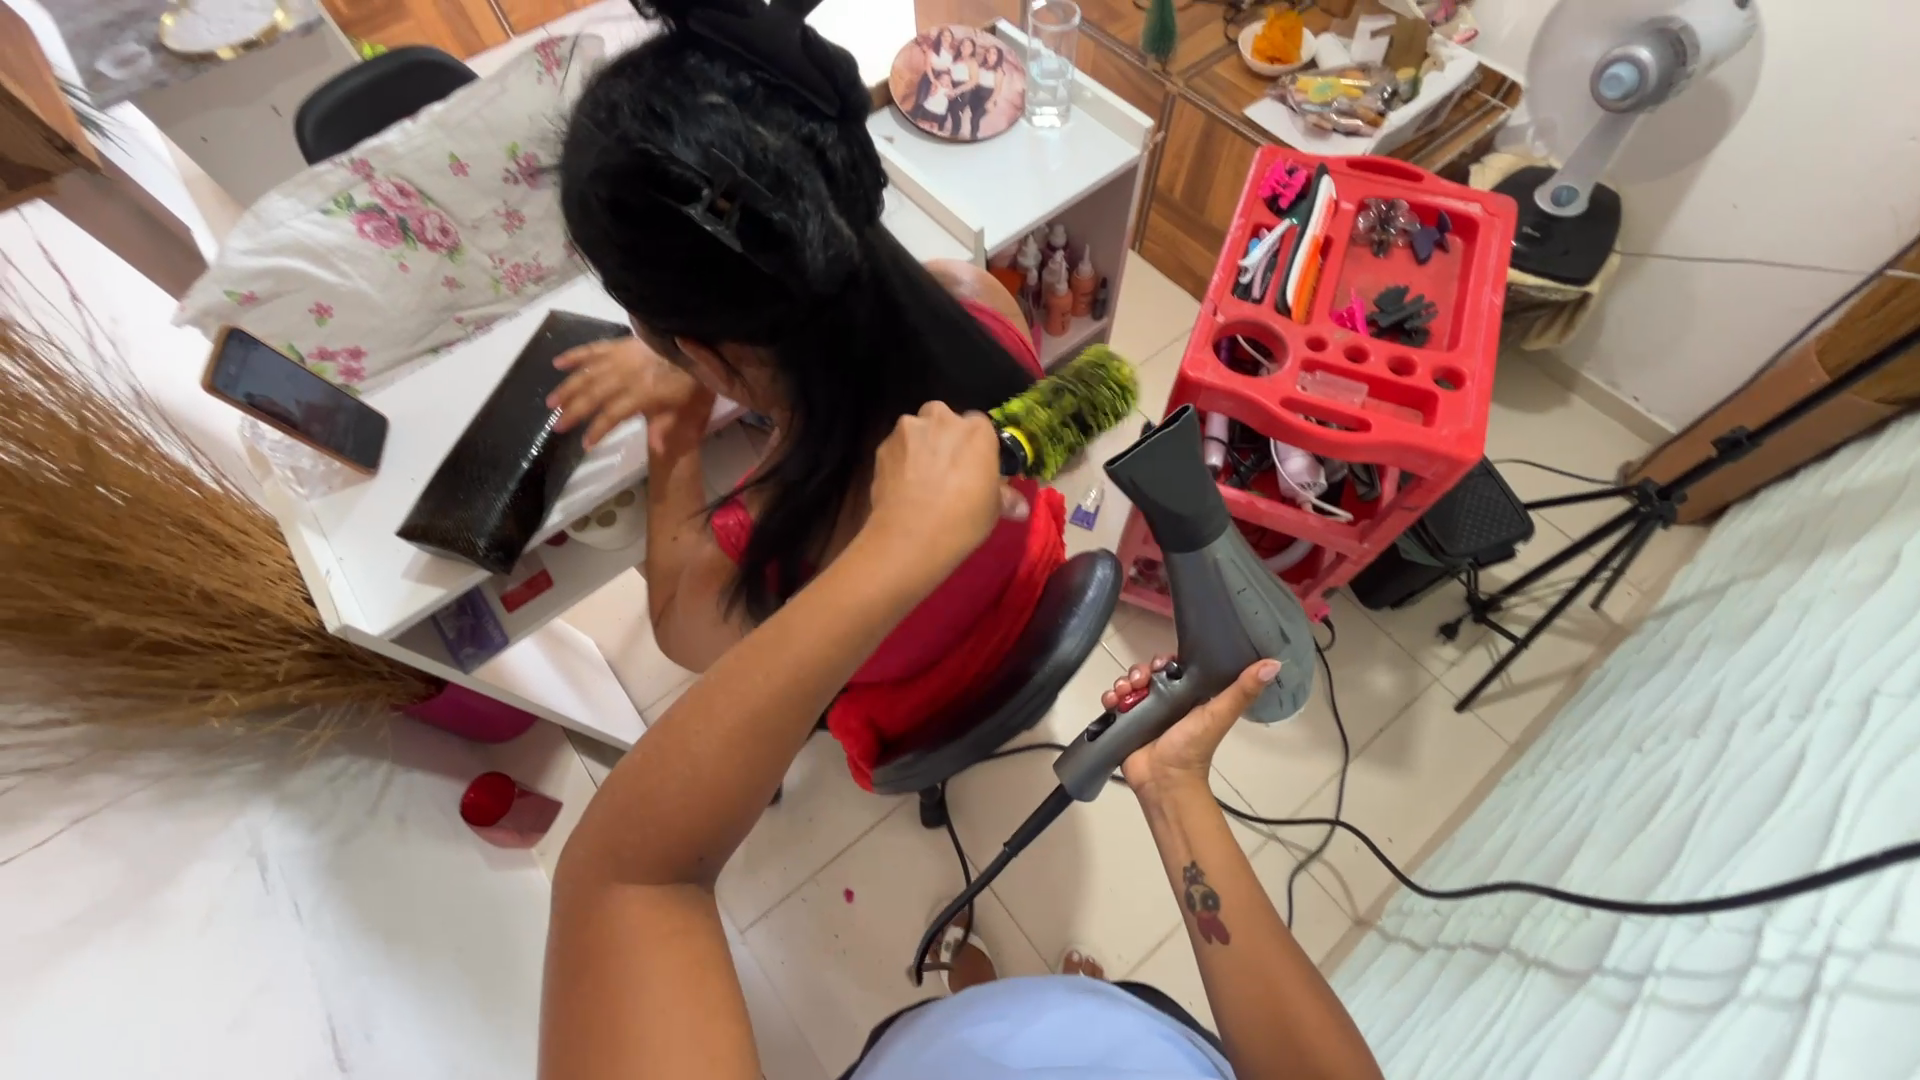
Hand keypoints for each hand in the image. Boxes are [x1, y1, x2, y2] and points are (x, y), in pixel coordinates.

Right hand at [549, 337, 713, 453]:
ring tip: (551, 403)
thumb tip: (658, 451)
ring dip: (567, 388)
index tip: (584, 444)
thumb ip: (666, 426)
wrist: (694, 341)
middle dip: (573, 412)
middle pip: (593, 396)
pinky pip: (591, 349)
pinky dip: (574, 355)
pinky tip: (557, 363)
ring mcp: (619, 358)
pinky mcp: (618, 344)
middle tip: (556, 426)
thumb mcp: (685, 404)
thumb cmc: (691, 377)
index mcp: (642, 393)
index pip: (613, 415)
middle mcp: (625, 375)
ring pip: (586, 374)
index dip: (598, 430)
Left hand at [865, 402, 1026, 573]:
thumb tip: (1021, 508)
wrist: (911, 535)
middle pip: (943, 419)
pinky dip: (899, 462)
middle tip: (946, 470)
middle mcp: (941, 419)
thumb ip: (1005, 498)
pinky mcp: (882, 447)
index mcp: (976, 429)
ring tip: (920, 479)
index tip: (974, 467)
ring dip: (919, 447)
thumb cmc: (964, 518)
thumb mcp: (993, 509)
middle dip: (944, 437)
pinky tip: (901, 487)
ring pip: (916, 431)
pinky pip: (896, 450)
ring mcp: (908, 430)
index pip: (979, 426)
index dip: (976, 447)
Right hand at [1121, 659, 1283, 801]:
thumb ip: (1242, 691)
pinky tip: (1111, 703)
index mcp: (1187, 695)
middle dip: (1138, 671)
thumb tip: (1275, 664)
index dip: (1163, 660)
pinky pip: (1113, 701)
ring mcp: (1142, 712)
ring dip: (1121, 683)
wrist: (1164, 781)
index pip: (1172, 666)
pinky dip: (1109, 698)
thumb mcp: (1218, 715)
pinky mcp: (1124, 723)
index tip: (1159, 664)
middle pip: (1146, 673)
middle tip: (1138, 681)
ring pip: (1128, 684)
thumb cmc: (1193, 748)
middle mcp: (1164, 701)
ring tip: (1122, 695)